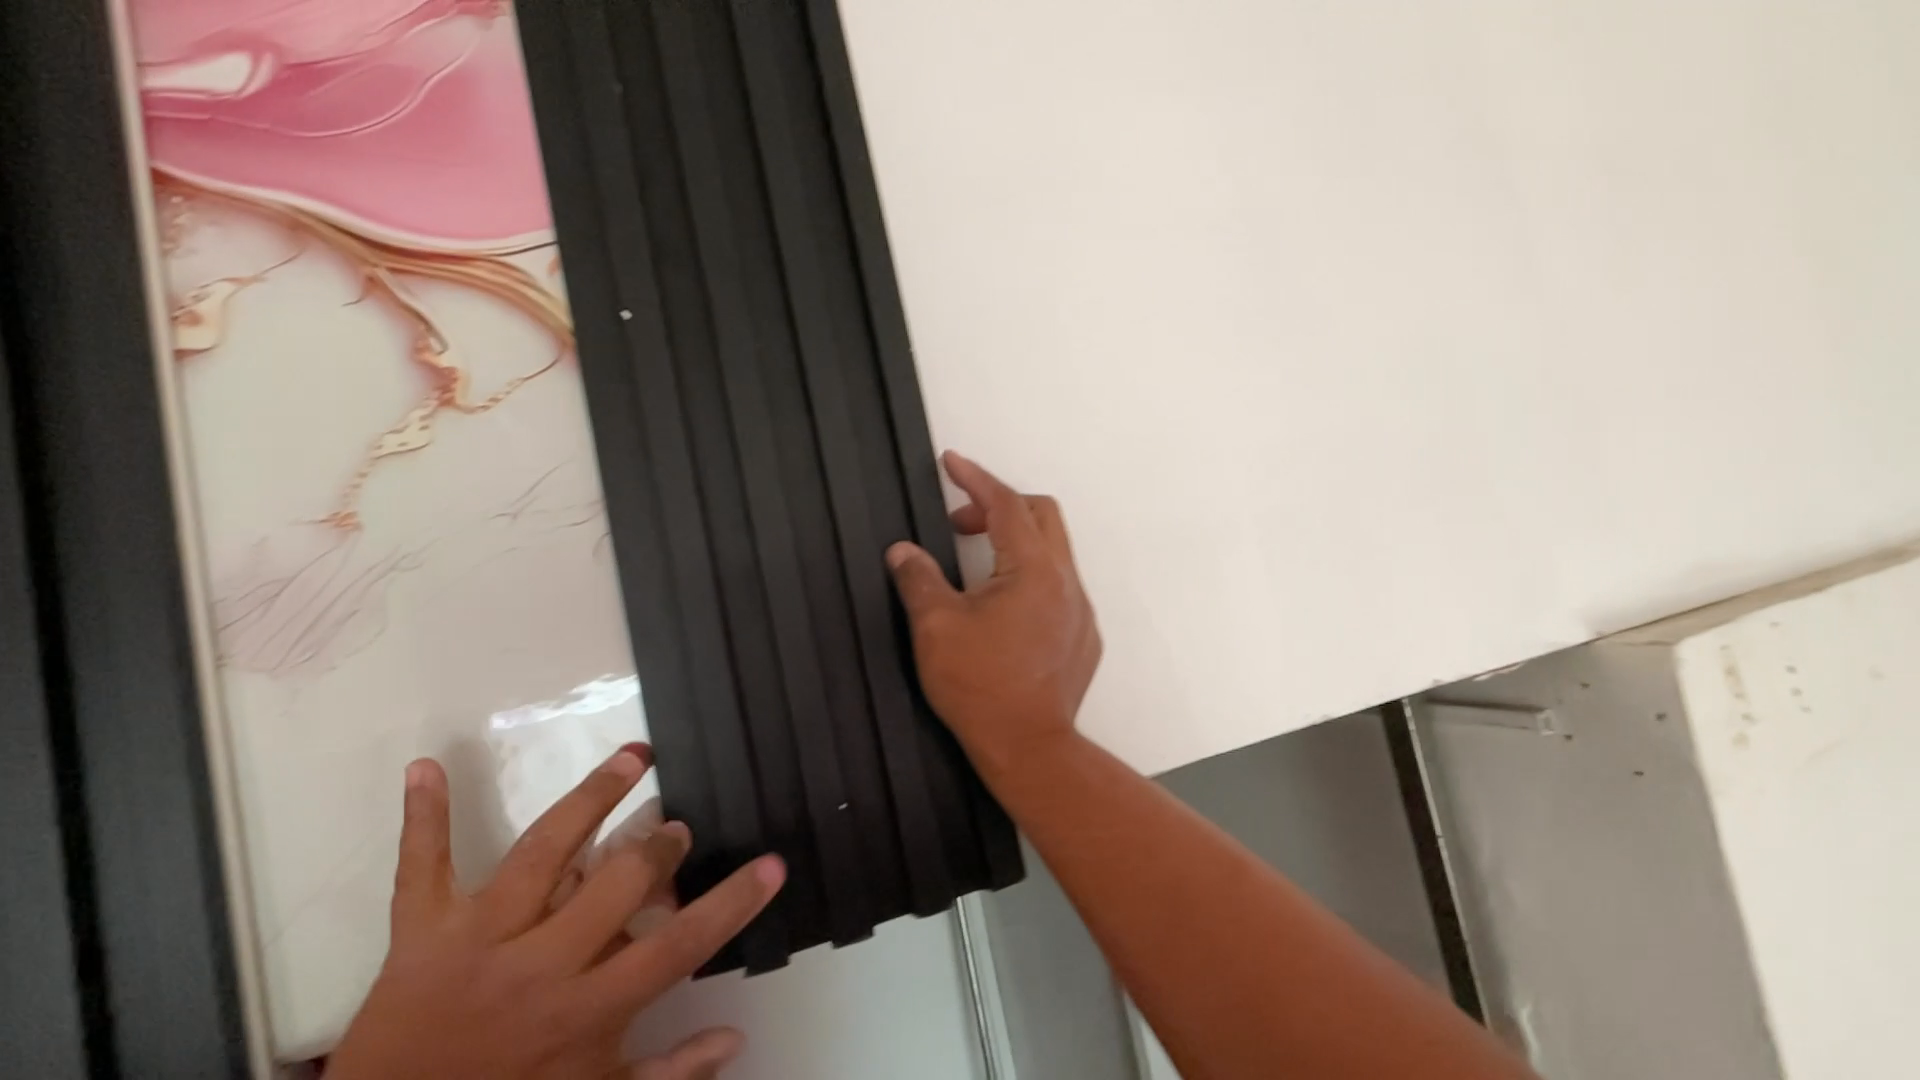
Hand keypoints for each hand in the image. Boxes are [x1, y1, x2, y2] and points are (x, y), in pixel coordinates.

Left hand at [325, 746, 784, 1079]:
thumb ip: (670, 1074)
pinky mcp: (421, 931)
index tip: (771, 865)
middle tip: (677, 826)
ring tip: (633, 757)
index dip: (729, 905)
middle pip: (614, 885)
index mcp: (586, 1010)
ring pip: (541, 852)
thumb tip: (736, 1039)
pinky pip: (421, 868)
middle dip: (656, 848)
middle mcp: (539, 963)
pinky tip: (425, 765)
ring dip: (590, 799)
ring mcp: (478, 937)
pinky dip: (424, 819)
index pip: (676, 947)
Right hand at [886, 452, 1101, 775]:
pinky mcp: (1083, 637)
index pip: (1006, 504)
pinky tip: (1004, 606)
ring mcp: (1080, 610)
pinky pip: (1060, 586)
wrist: (1029, 746)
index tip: (952, 463)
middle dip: (999, 505)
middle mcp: (1065, 581)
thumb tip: (903, 552)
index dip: (975, 478)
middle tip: (960, 521)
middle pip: (1041, 515)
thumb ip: (918, 579)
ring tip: (976, 565)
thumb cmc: (981, 687)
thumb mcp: (936, 627)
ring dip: (1016, 542)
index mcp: (1032, 569)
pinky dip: (1031, 576)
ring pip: (1054, 551)